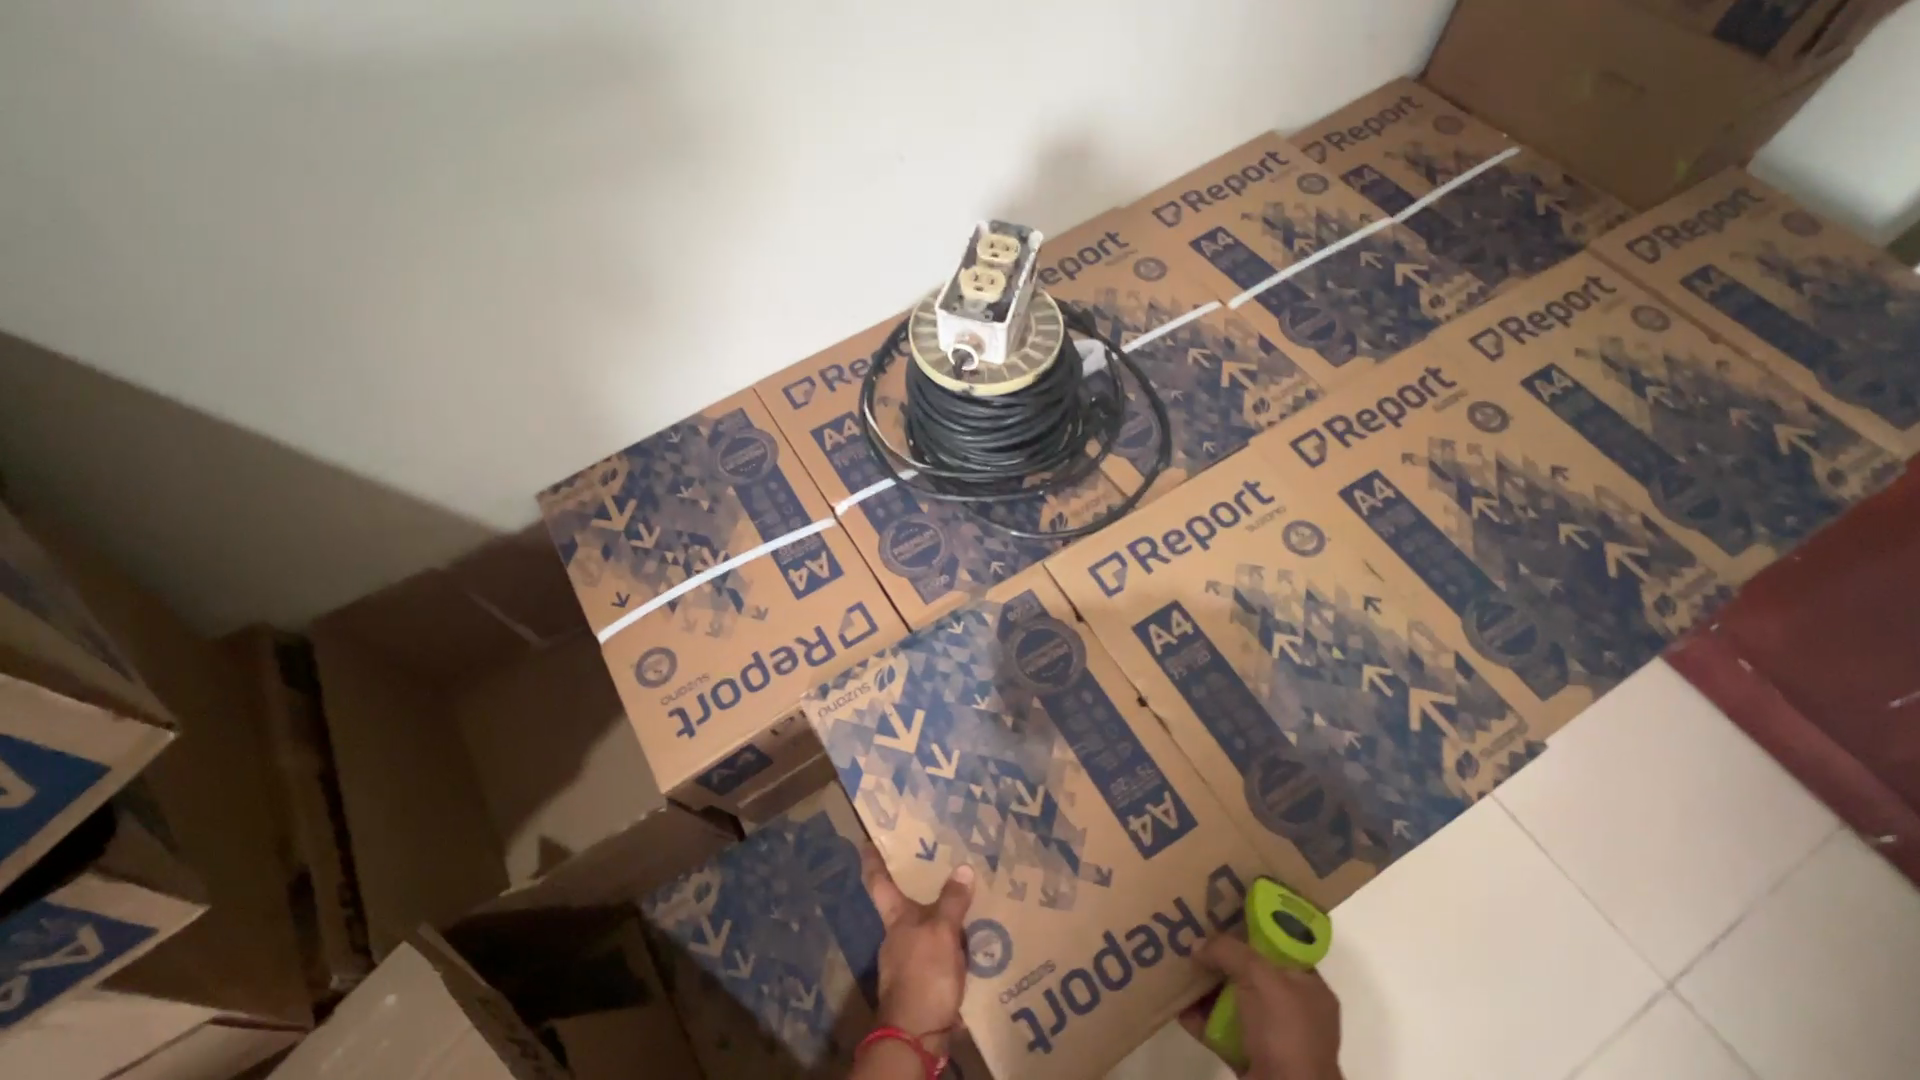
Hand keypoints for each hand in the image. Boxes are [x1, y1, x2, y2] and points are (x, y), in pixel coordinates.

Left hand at [862, 847, 974, 1054]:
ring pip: (926, 930)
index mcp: (896, 918)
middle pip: (906, 905)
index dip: (873, 860)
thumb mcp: (941, 933)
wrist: (917, 1034)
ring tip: (971, 903)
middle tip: (944, 865)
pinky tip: (976, 946)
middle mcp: (897, 936)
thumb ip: (952, 902)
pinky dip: (954, 948)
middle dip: (922, 889)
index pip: (879, 882)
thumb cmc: (923, 975)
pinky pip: (941, 956)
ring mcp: (909, 961)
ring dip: (943, 920)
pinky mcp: (924, 983)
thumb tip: (963, 867)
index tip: (868, 840)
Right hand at [1180, 936, 1343, 1078]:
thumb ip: (1231, 952)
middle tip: (1191, 937)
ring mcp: (1268, 1036)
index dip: (1251, 929)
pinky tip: (1175, 1001)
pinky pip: (1216, 1029)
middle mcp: (1291, 1010)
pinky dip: (1197, 1016)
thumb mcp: (1263, 979)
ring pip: (1231, 1000)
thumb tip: (1198, 945)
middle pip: (1250, 972)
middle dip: (1221, 957)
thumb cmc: (1286, 1033)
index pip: (1280, 948)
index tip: (1220, 914)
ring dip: (1205, 986)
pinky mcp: (1246, 1056)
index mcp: (1308, 988)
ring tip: (1176, 965)